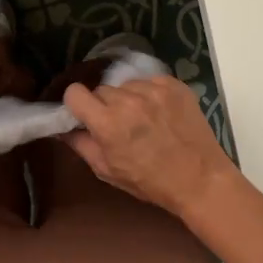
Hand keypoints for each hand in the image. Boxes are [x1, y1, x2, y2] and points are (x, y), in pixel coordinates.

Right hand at [62, 75, 236, 216]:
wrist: (200, 180)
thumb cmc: (149, 181)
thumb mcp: (106, 170)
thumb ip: (80, 144)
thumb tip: (62, 128)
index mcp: (107, 122)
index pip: (75, 93)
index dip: (76, 105)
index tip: (84, 116)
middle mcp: (128, 100)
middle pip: (100, 89)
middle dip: (104, 105)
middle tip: (117, 124)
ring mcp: (154, 89)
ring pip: (125, 84)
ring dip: (127, 98)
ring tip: (142, 118)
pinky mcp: (174, 85)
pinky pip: (149, 81)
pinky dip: (149, 93)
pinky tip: (158, 112)